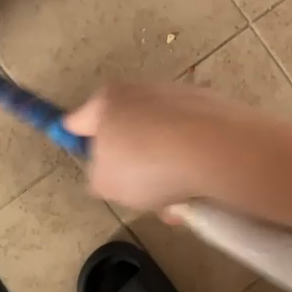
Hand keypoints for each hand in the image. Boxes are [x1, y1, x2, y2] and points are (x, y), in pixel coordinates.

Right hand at [64, 82, 248, 212]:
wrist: (214, 148)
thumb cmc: (146, 164)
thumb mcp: (105, 183)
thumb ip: (99, 176)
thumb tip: (109, 172)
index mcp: (107, 102)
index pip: (78, 120)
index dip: (76, 139)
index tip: (81, 150)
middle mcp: (142, 90)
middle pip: (128, 132)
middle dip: (134, 164)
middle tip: (139, 194)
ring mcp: (179, 96)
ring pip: (163, 141)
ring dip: (167, 171)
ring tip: (175, 202)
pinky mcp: (213, 108)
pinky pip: (193, 143)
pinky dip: (193, 165)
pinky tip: (199, 191)